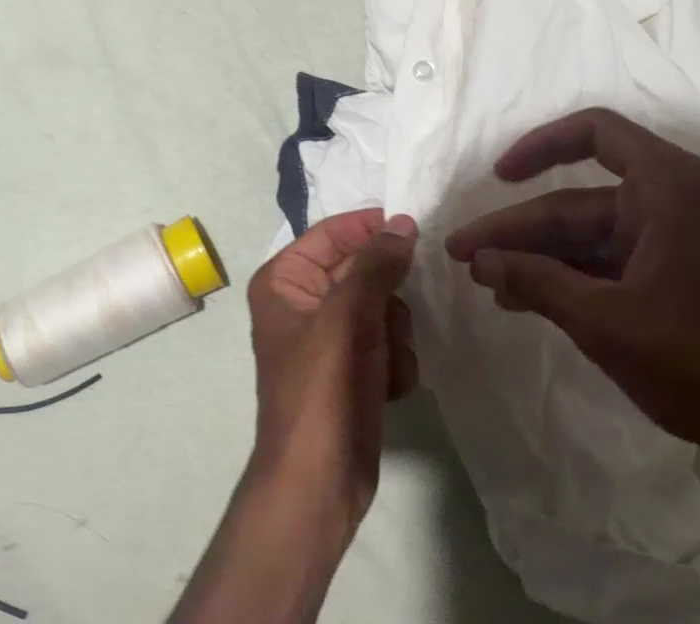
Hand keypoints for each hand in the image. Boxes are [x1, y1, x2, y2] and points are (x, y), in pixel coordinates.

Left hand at [247, 209, 418, 534]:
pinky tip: (385, 388)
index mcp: (284, 280)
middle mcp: (303, 302)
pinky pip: (389, 344)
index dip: (371, 228)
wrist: (319, 476)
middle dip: (385, 299)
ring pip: (385, 308)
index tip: (415, 228)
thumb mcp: (348, 316)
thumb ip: (376, 265)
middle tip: (386, 321)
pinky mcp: (354, 368)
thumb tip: (402, 223)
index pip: (333, 233)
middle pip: (365, 271)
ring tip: (380, 363)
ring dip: (393, 337)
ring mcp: (330, 337)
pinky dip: (393, 364)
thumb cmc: (322, 388)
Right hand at [444, 108, 699, 464]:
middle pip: (580, 200)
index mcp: (671, 187)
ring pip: (594, 236)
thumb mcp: (604, 320)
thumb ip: (536, 281)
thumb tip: (479, 261)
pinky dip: (575, 277)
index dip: (538, 146)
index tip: (496, 177)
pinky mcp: (689, 276)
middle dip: (520, 230)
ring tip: (489, 286)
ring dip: (541, 258)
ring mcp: (686, 241)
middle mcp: (680, 201)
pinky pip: (617, 261)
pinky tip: (531, 301)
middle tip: (462, 258)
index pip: (595, 133)